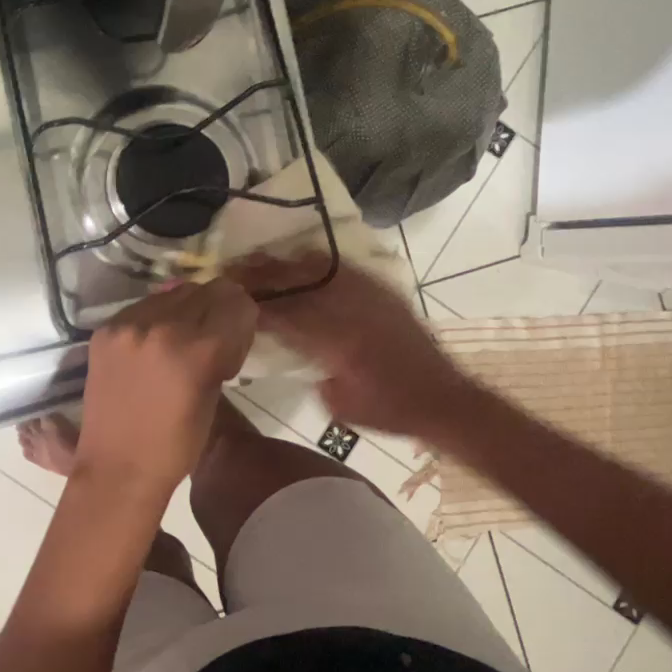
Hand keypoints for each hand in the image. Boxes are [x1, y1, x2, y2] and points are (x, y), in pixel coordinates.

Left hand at [75, 280, 258, 495]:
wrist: (116, 466)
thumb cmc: (175, 445)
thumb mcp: (214, 396)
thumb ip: (222, 352)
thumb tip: (228, 323)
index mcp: (197, 351)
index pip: (236, 304)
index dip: (243, 318)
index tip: (239, 334)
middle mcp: (162, 327)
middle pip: (206, 290)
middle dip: (218, 308)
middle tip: (214, 335)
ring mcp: (128, 325)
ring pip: (174, 292)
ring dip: (186, 309)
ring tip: (181, 339)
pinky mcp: (105, 329)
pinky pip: (143, 306)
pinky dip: (156, 317)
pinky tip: (154, 344)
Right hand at [231, 252, 487, 440]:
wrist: (444, 401)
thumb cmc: (388, 412)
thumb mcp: (336, 403)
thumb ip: (310, 371)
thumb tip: (290, 350)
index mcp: (335, 342)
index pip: (283, 313)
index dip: (253, 304)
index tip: (228, 297)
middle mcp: (350, 310)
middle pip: (295, 284)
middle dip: (260, 275)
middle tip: (232, 270)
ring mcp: (368, 296)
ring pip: (316, 269)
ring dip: (284, 264)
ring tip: (260, 260)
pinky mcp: (382, 291)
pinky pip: (342, 268)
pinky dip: (316, 263)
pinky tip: (300, 260)